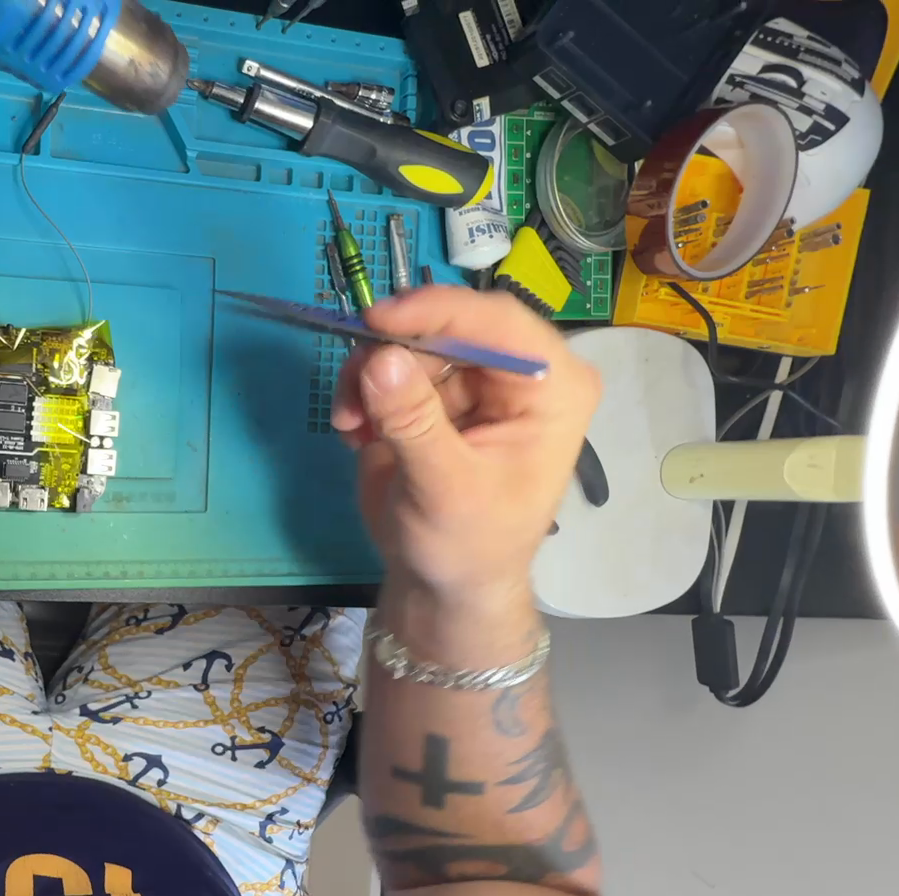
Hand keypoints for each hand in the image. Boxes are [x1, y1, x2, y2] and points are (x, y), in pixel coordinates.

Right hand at [332, 287, 600, 609]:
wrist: (441, 579)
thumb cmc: (467, 542)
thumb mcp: (443, 488)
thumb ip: (414, 423)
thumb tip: (376, 360)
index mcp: (547, 387)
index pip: (496, 324)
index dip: (437, 313)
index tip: (375, 321)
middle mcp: (510, 375)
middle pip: (443, 329)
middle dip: (389, 356)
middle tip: (351, 398)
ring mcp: (464, 386)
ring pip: (404, 346)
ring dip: (365, 379)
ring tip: (350, 425)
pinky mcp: (424, 401)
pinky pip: (382, 372)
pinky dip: (359, 397)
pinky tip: (355, 434)